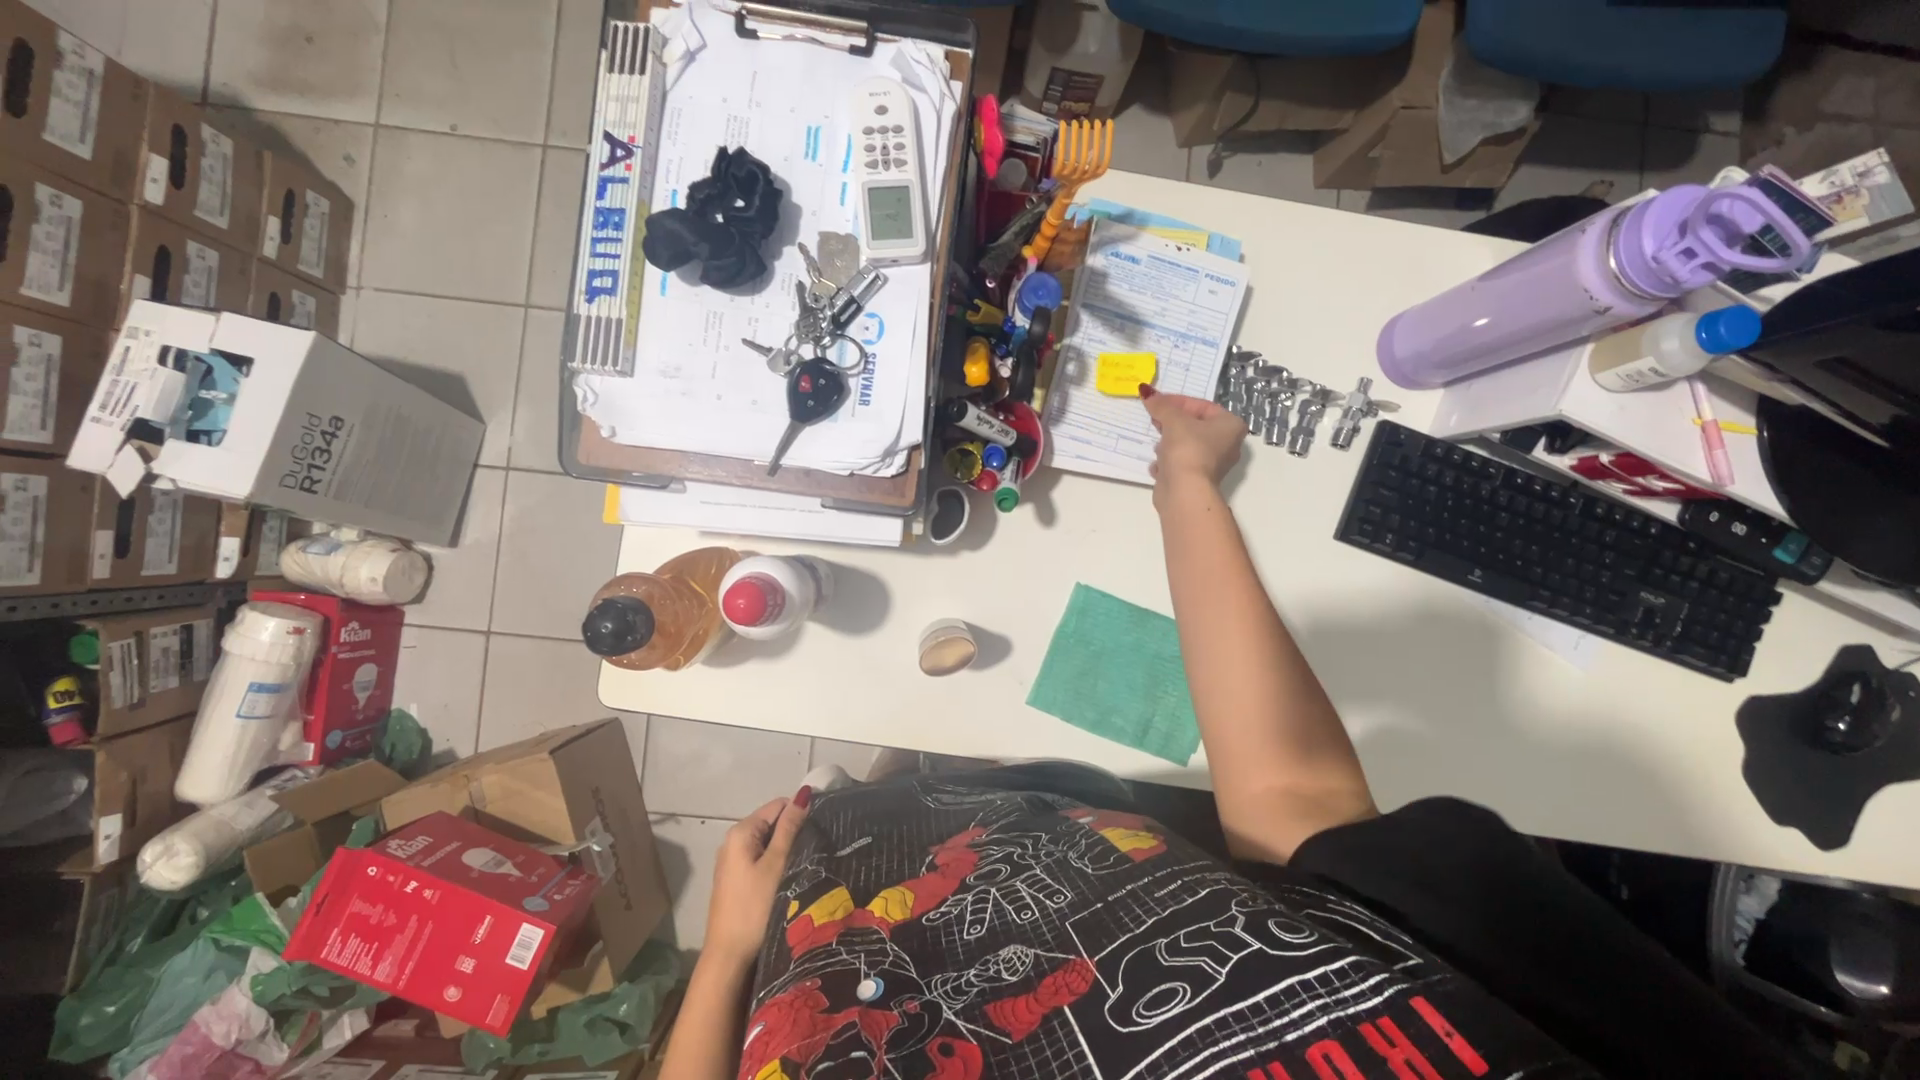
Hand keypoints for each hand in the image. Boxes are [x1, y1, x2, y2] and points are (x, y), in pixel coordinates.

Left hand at [703, 789, 810, 967]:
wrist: (729, 957)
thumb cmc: (754, 907)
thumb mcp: (776, 864)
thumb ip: (789, 828)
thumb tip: (804, 793)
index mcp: (741, 832)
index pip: (778, 805)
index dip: (800, 813)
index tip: (823, 830)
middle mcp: (732, 841)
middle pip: (772, 824)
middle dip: (794, 833)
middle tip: (817, 850)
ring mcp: (732, 862)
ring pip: (768, 844)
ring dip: (787, 851)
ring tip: (808, 865)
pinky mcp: (736, 881)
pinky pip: (761, 860)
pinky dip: (777, 864)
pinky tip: (790, 879)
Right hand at [1142, 386, 1245, 496]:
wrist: (1185, 491)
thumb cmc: (1188, 449)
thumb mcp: (1173, 420)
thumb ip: (1161, 405)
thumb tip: (1147, 392)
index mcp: (1230, 426)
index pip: (1202, 406)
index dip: (1177, 401)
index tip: (1156, 402)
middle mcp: (1227, 444)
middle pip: (1195, 425)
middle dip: (1172, 422)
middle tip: (1154, 418)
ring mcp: (1213, 465)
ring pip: (1187, 445)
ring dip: (1169, 443)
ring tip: (1157, 444)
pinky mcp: (1198, 480)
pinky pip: (1181, 464)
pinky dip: (1169, 462)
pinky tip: (1158, 464)